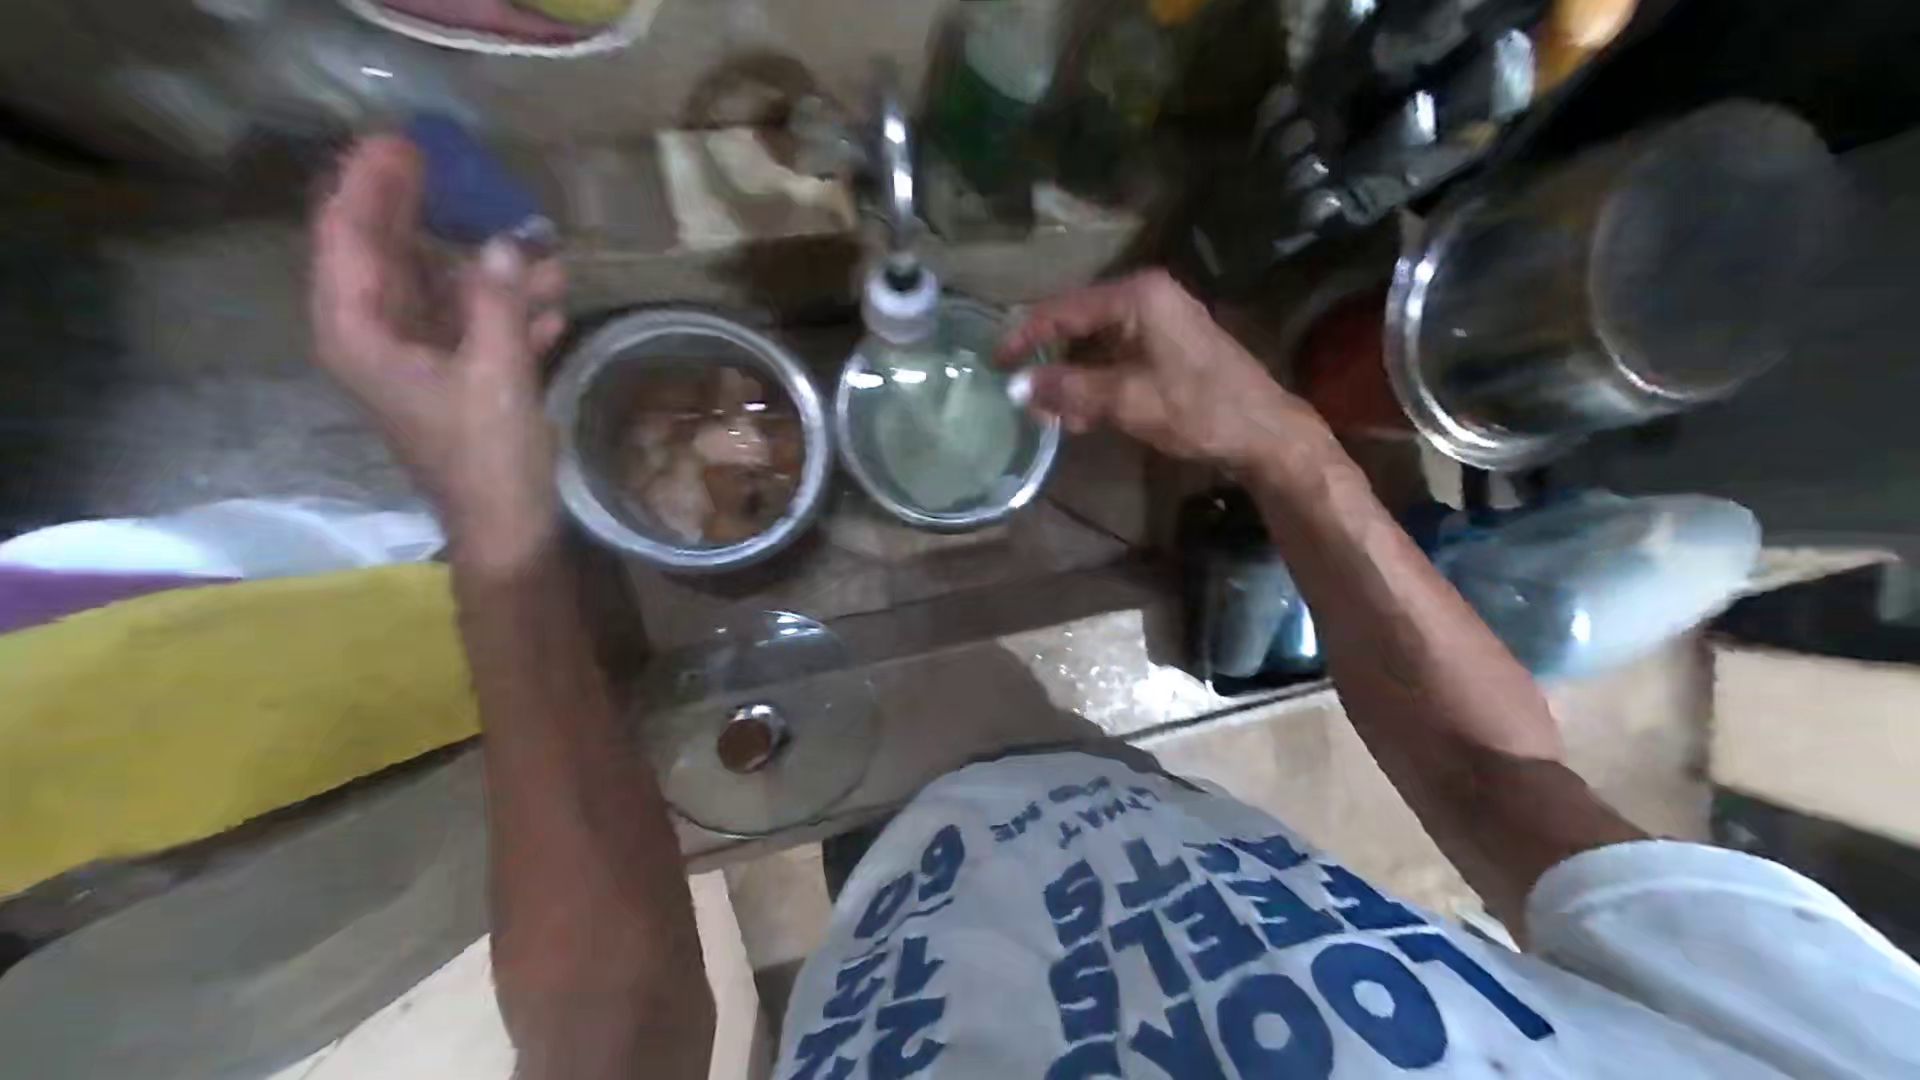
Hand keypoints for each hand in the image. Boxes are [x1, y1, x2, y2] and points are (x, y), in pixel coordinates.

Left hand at [311, 135, 567, 568]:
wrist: (508, 527)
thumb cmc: (490, 458)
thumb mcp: (497, 376)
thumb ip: (498, 305)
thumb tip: (508, 245)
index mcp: (361, 334)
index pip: (349, 238)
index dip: (373, 186)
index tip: (405, 146)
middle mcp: (378, 340)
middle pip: (392, 259)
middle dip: (428, 218)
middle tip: (461, 174)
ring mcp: (420, 363)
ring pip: (443, 295)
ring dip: (489, 272)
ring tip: (541, 249)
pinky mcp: (458, 383)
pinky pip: (475, 330)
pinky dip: (510, 313)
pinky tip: (553, 303)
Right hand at [999, 270, 1319, 471]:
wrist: (1263, 432)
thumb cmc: (1197, 409)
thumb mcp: (1125, 400)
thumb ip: (1067, 389)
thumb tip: (1016, 387)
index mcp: (1137, 297)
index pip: (1062, 310)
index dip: (1024, 337)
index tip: (996, 363)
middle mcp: (1146, 300)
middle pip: (1077, 326)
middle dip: (1048, 363)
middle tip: (1022, 395)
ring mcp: (1158, 324)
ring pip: (1094, 347)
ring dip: (1070, 380)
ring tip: (1049, 414)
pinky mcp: (1165, 349)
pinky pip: (1114, 361)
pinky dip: (1094, 386)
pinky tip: (1080, 416)